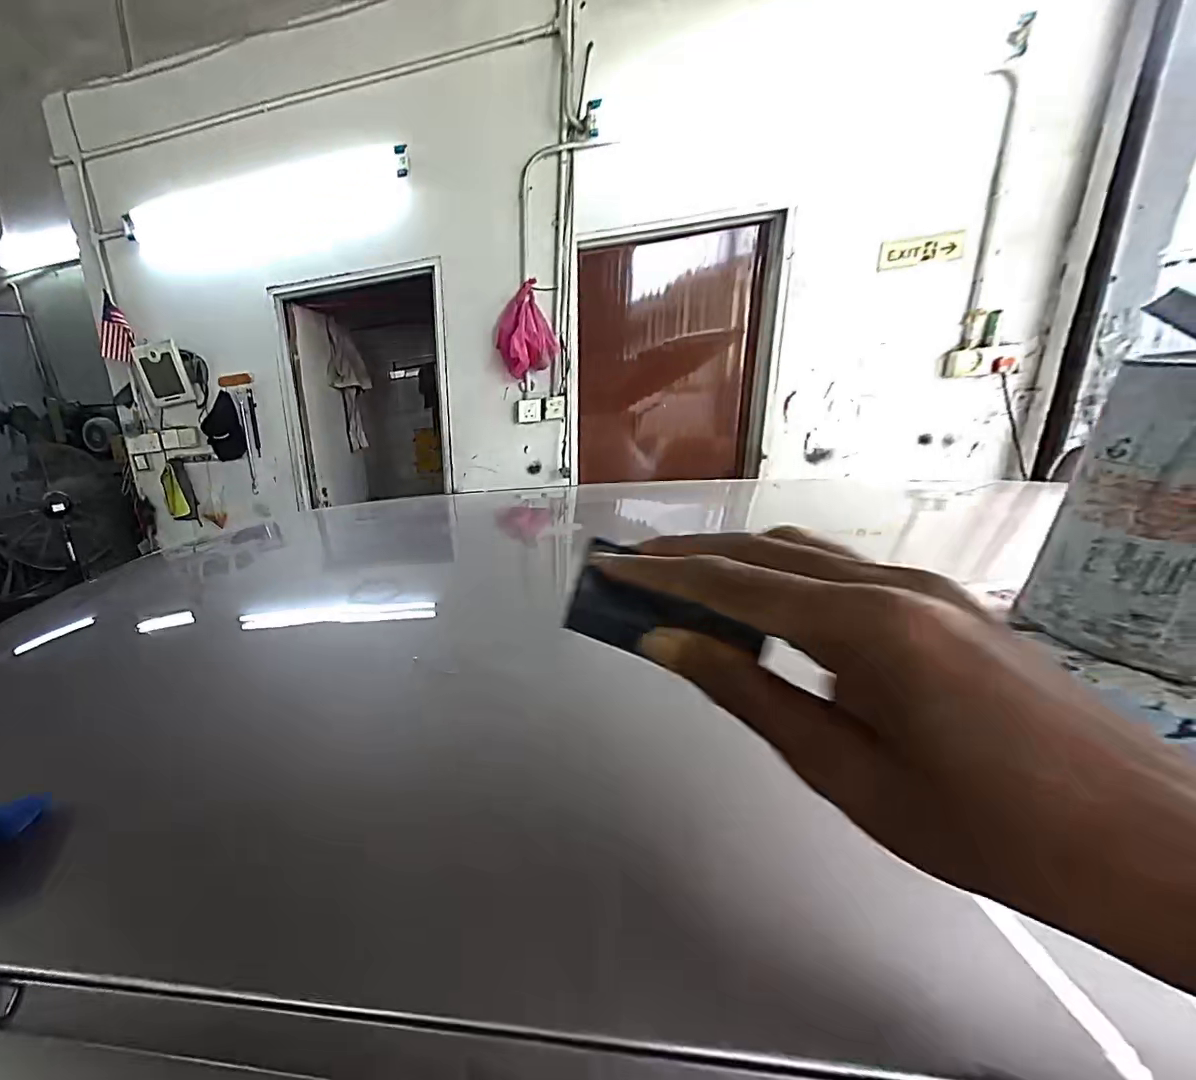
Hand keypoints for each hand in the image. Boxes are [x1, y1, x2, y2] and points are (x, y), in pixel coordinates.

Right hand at [595, 527, 1195, 991]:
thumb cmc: (990, 827)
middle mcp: (896, 588)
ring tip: (675, 577)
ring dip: (728, 557)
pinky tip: (757, 600)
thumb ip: (744, 692)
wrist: (1168, 855)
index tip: (605, 566)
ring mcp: (931, 591)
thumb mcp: (841, 768)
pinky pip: (839, 569)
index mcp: (866, 628)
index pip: (729, 583)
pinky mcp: (952, 605)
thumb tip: (663, 640)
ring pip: (800, 552)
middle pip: (760, 552)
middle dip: (683, 554)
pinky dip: (775, 572)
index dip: (657, 572)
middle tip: (624, 565)